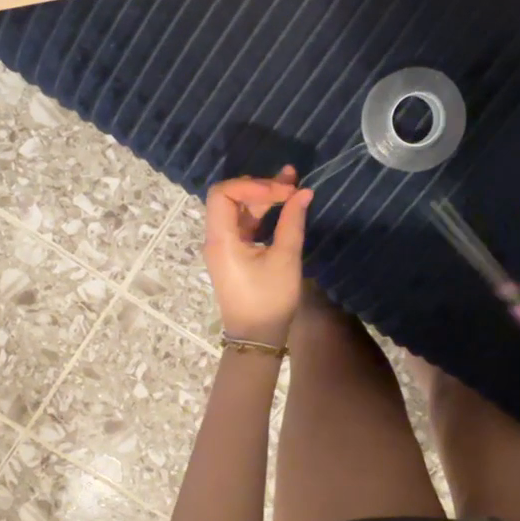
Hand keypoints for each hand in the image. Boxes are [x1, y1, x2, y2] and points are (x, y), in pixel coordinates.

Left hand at [203, 169, 314, 346]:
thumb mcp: (285, 258)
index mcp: (220, 239)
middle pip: (229, 198)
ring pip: (238, 210)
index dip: (251, 186)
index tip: (281, 192)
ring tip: (293, 185)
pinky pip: (244, 224)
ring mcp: (224, 246)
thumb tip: (303, 192)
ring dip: (263, 197)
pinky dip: (262, 213)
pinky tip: (284, 205)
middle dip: (259, 187)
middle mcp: (216, 238)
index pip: (223, 194)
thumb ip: (292, 221)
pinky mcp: (234, 254)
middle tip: (291, 183)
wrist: (257, 338)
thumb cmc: (269, 299)